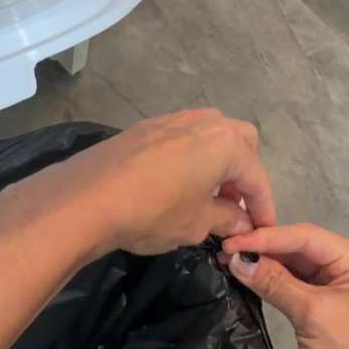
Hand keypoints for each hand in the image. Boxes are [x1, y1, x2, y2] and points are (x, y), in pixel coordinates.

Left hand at [25, 108, 275, 257]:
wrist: (84, 200)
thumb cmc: (151, 212)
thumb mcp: (196, 224)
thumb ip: (227, 219)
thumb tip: (242, 222)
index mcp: (226, 143)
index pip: (257, 176)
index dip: (263, 206)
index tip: (263, 229)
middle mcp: (205, 122)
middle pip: (241, 142)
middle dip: (244, 173)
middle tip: (234, 206)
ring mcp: (174, 119)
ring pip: (212, 133)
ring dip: (219, 161)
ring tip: (207, 194)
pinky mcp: (147, 127)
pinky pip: (185, 137)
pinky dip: (193, 156)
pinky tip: (176, 183)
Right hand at [221, 225, 348, 348]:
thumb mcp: (311, 315)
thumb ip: (274, 283)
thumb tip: (237, 260)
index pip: (306, 237)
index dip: (267, 237)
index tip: (231, 242)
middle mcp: (348, 265)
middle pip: (300, 247)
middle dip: (264, 248)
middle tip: (225, 250)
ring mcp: (336, 286)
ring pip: (295, 265)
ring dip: (265, 263)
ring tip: (229, 261)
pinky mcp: (324, 306)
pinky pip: (295, 284)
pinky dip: (272, 281)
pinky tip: (248, 276)